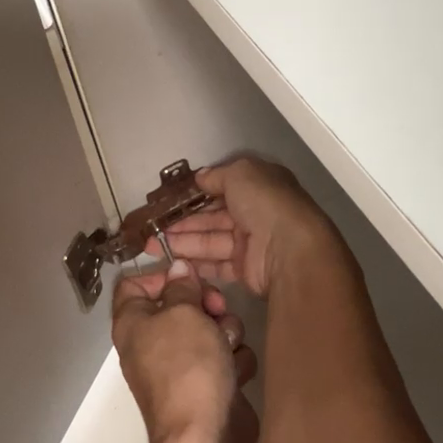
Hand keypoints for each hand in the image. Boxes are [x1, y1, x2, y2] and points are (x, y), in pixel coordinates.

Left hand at [112, 260, 257, 442]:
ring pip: (212, 328)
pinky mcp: (210, 384)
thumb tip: (177, 268)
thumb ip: (182, 286)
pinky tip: (235, 373)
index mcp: (134, 324)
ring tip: (228, 349)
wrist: (205, 434)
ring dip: (226, 333)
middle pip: (183, 304)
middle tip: (218, 309)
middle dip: (207, 303)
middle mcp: (154, 342)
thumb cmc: (187, 365)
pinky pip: (226, 357)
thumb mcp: (184, 312)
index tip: (189, 275)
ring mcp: (183, 366)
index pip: (135, 284)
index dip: (163, 274)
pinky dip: (233, 362)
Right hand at [158, 157, 337, 296]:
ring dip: (183, 242)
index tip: (171, 202)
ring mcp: (251, 242)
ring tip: (152, 246)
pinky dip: (196, 262)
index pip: (223, 188)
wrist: (289, 248)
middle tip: (153, 230)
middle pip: (213, 217)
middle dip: (183, 223)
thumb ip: (218, 175)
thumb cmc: (266, 202)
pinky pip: (217, 264)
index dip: (197, 194)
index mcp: (259, 186)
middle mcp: (256, 213)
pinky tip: (174, 262)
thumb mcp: (241, 173)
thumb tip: (201, 177)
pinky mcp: (246, 269)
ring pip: (211, 240)